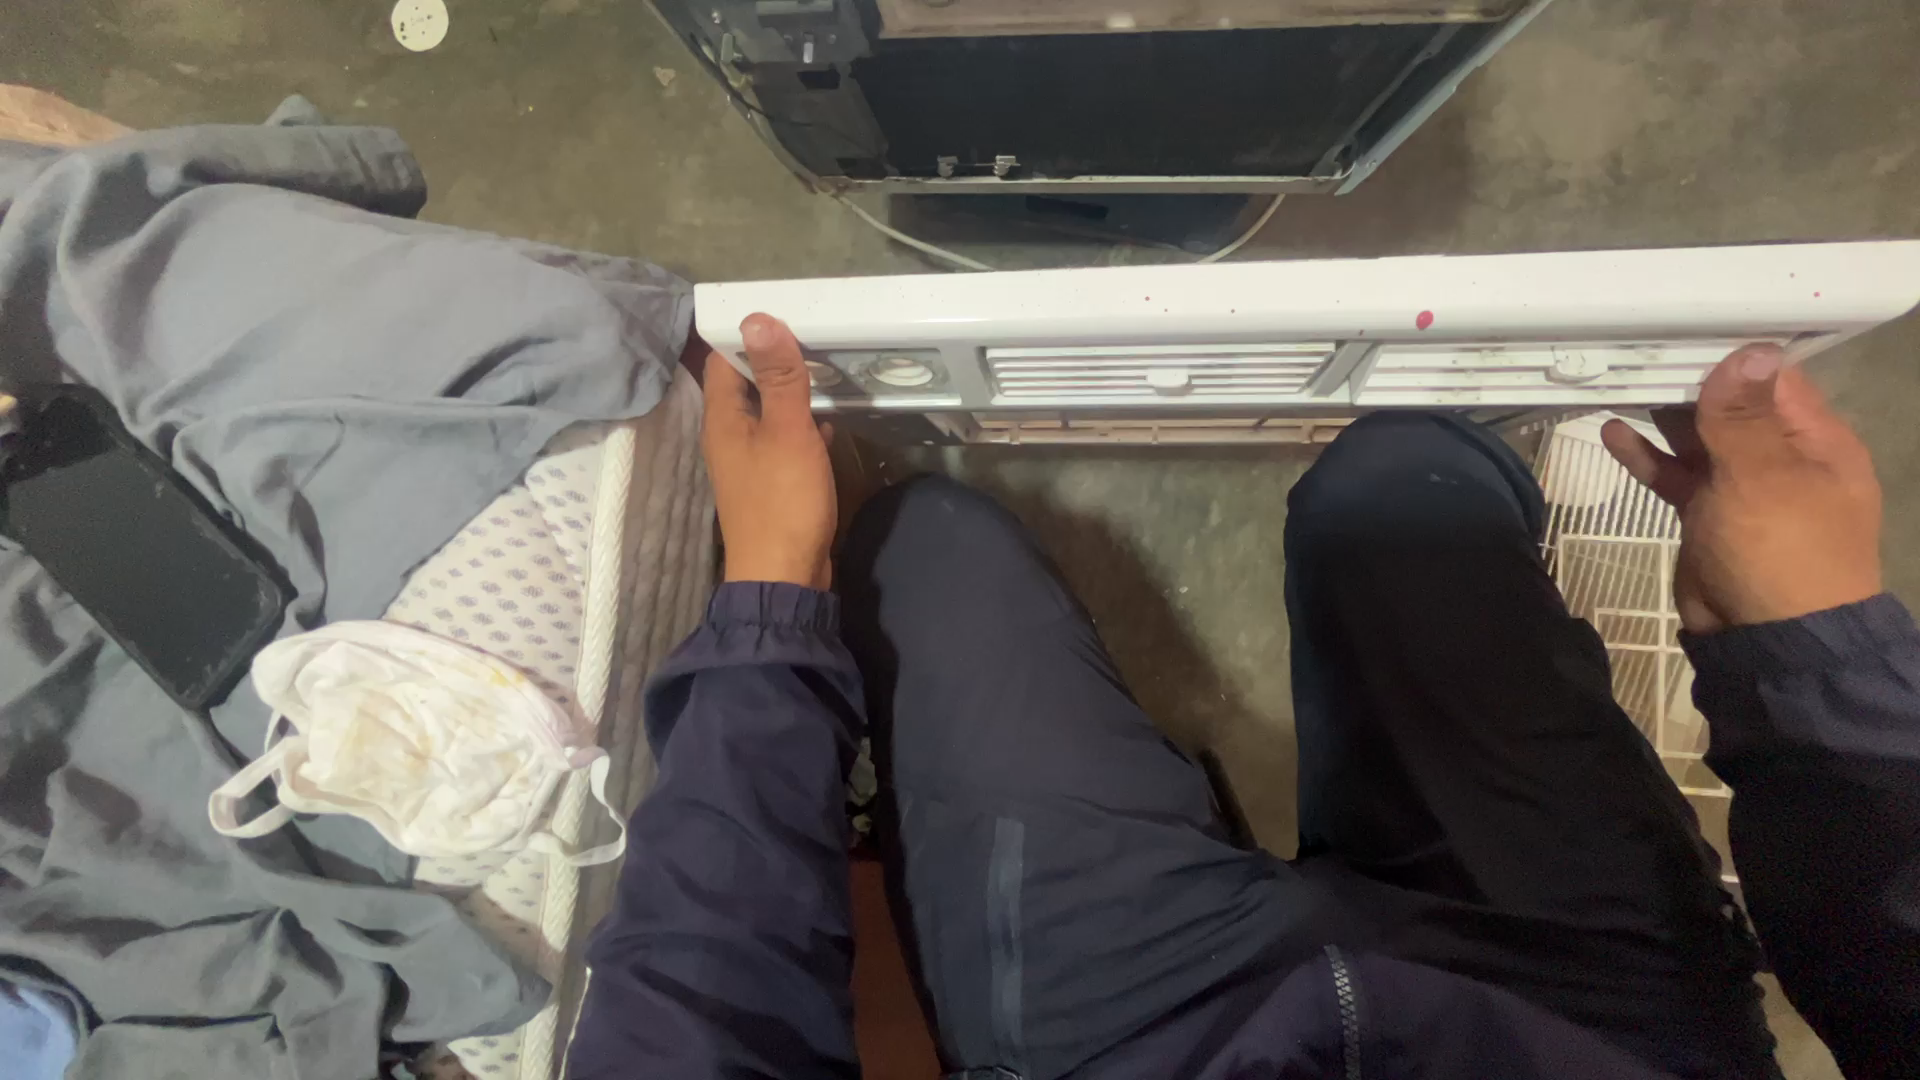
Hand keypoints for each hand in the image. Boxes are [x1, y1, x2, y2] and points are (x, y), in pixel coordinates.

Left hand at [702, 314, 836, 589]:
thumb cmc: (783, 502)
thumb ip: (778, 378)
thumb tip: (757, 318)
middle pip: (747, 385)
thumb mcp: (787, 433)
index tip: (785, 316)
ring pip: (769, 414)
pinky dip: (805, 428)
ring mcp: (752, 462)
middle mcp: (730, 437)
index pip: (722, 360)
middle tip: (816, 338)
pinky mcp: (774, 483)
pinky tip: (832, 422)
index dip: (747, 335)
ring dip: (793, 395)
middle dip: (776, 361)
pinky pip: (786, 442)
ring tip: (828, 370)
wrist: (785, 575)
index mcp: (723, 420)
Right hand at [1600, 344, 1881, 634]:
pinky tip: (1613, 433)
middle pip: (1728, 405)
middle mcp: (1779, 455)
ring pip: (1694, 437)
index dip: (1728, 355)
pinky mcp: (1704, 510)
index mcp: (1813, 441)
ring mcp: (1739, 484)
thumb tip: (1747, 351)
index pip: (1771, 380)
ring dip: (1659, 414)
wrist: (1766, 632)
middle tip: (1630, 353)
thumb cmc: (1778, 551)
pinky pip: (1672, 472)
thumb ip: (1743, 420)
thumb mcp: (1762, 479)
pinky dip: (1645, 454)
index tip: (1675, 332)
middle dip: (1684, 381)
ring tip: (1616, 386)